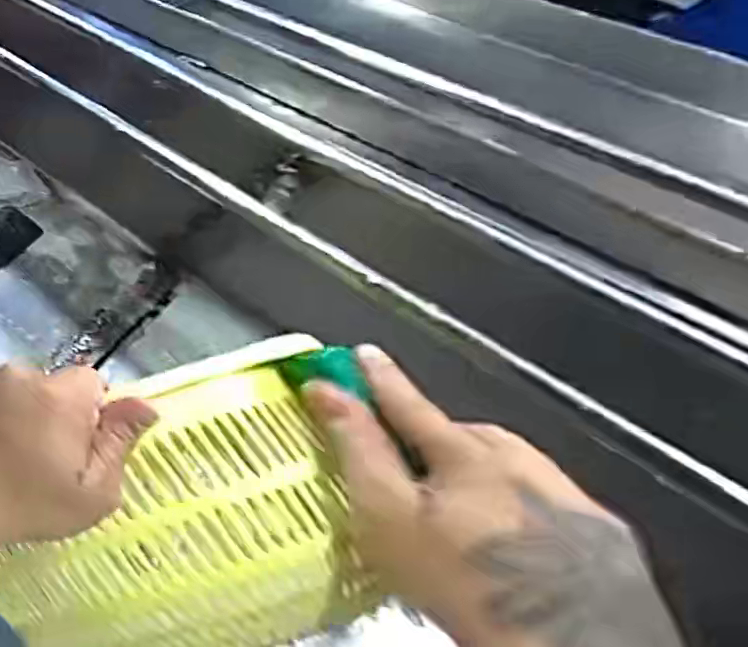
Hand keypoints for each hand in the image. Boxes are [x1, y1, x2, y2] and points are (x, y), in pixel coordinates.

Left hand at [0, 365, 155, 551]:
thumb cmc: (29, 500)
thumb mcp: (92, 489)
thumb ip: (118, 441)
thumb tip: (144, 404)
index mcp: (59, 394)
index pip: (91, 379)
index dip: (92, 410)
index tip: (81, 443)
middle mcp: (23, 372)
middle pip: (55, 383)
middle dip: (56, 410)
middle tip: (45, 454)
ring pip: (23, 386)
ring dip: (25, 408)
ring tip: (12, 450)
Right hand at [304, 345, 681, 646]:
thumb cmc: (465, 587)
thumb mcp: (388, 514)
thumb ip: (357, 445)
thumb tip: (325, 389)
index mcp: (473, 457)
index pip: (412, 404)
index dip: (380, 378)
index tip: (362, 353)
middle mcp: (532, 471)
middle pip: (470, 435)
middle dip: (435, 435)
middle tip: (406, 458)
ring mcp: (582, 511)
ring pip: (516, 467)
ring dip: (480, 468)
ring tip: (452, 500)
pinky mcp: (617, 552)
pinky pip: (553, 504)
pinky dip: (519, 503)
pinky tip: (504, 535)